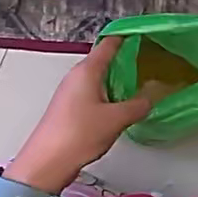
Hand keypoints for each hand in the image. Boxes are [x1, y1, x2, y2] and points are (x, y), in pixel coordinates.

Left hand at [7, 37, 153, 192]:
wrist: (46, 163)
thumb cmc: (78, 134)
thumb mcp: (116, 119)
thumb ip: (138, 105)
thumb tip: (151, 97)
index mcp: (87, 70)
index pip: (109, 44)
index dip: (126, 36)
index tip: (144, 34)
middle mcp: (76, 76)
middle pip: (103, 59)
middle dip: (125, 58)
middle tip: (149, 60)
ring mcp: (70, 91)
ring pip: (98, 76)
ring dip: (117, 78)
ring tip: (140, 82)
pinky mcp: (68, 107)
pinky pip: (92, 90)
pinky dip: (108, 91)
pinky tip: (121, 103)